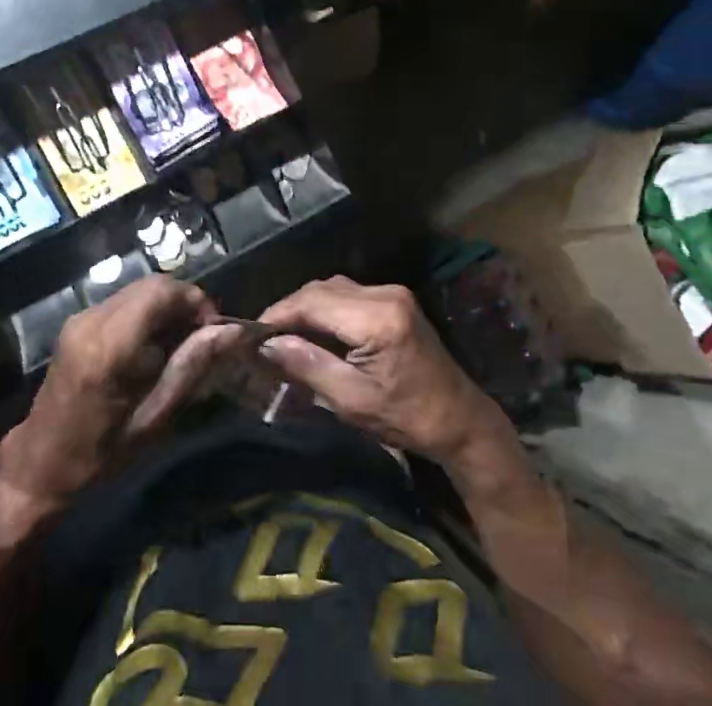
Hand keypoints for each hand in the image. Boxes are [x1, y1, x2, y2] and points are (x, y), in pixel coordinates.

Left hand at [0, 277, 244, 510]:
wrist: (41, 462)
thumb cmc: (100, 453)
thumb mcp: (154, 418)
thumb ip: (192, 366)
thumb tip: (233, 331)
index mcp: (109, 346)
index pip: (161, 291)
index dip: (195, 301)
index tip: (214, 331)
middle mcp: (91, 320)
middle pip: (151, 285)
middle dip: (184, 304)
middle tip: (202, 339)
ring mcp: (80, 318)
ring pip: (138, 291)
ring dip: (167, 309)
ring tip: (181, 346)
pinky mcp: (77, 322)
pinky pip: (123, 302)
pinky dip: (148, 315)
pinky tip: (154, 348)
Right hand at [258, 276, 511, 464]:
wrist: (461, 421)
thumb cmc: (407, 418)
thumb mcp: (351, 401)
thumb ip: (307, 366)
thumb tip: (267, 345)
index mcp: (378, 318)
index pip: (312, 302)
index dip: (276, 315)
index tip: (250, 335)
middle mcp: (385, 295)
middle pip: (320, 290)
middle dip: (288, 311)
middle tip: (263, 340)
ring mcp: (392, 294)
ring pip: (331, 289)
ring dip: (304, 309)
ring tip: (283, 337)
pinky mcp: (395, 301)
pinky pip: (347, 296)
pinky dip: (324, 310)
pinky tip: (312, 333)